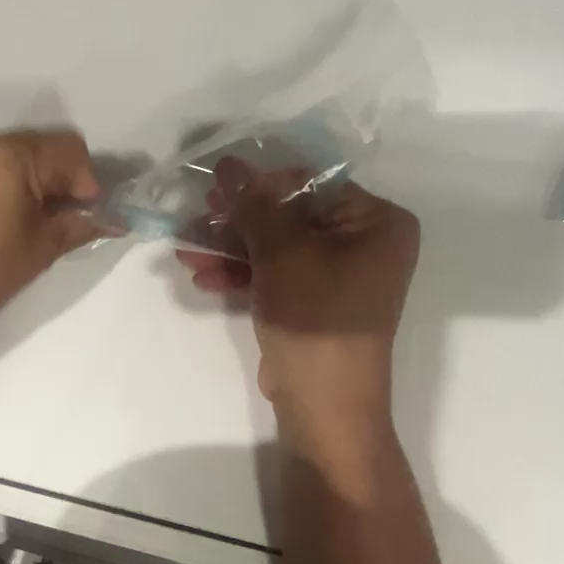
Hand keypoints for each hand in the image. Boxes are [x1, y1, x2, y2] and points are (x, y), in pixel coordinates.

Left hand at [0, 130, 105, 337]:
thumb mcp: (42, 248)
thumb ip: (81, 223)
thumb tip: (116, 219)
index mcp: (6, 155)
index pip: (68, 148)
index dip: (86, 180)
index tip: (87, 213)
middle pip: (38, 146)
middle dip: (58, 177)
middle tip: (62, 218)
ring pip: (10, 152)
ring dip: (29, 177)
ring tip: (29, 218)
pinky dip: (0, 179)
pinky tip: (0, 213)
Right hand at [178, 157, 418, 441]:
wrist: (323, 400)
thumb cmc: (315, 317)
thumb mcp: (282, 255)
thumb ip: (254, 206)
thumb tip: (229, 163)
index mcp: (377, 221)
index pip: (313, 184)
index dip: (261, 184)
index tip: (214, 190)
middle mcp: (364, 242)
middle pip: (290, 215)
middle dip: (238, 221)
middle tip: (195, 218)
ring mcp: (337, 275)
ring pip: (275, 247)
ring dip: (229, 249)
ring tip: (185, 251)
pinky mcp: (312, 302)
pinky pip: (274, 275)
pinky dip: (240, 275)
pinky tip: (202, 277)